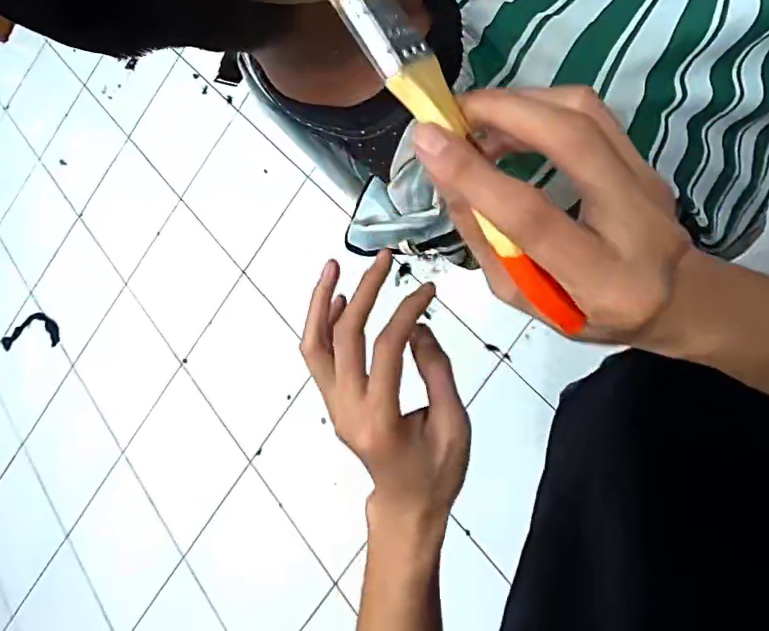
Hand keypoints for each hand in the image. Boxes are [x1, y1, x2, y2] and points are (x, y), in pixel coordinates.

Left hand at [301, 250, 471, 533]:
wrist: (405, 509)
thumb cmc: (436, 473)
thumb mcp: (453, 425)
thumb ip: (436, 371)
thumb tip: (415, 325)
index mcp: (380, 419)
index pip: (387, 349)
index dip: (407, 311)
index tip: (427, 289)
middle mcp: (347, 409)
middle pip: (344, 337)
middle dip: (365, 291)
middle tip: (383, 260)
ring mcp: (334, 405)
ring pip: (315, 345)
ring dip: (321, 301)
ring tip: (333, 266)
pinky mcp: (333, 401)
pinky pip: (319, 356)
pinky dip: (323, 323)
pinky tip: (339, 298)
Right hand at [412, 86, 697, 346]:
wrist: (675, 297)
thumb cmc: (591, 310)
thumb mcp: (526, 296)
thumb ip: (485, 239)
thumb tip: (446, 176)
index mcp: (601, 277)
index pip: (532, 215)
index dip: (475, 174)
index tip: (428, 140)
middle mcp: (634, 219)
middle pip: (571, 138)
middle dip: (502, 111)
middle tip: (453, 113)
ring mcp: (646, 179)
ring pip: (583, 110)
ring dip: (519, 101)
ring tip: (478, 119)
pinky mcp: (644, 155)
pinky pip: (590, 110)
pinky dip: (540, 103)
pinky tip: (512, 120)